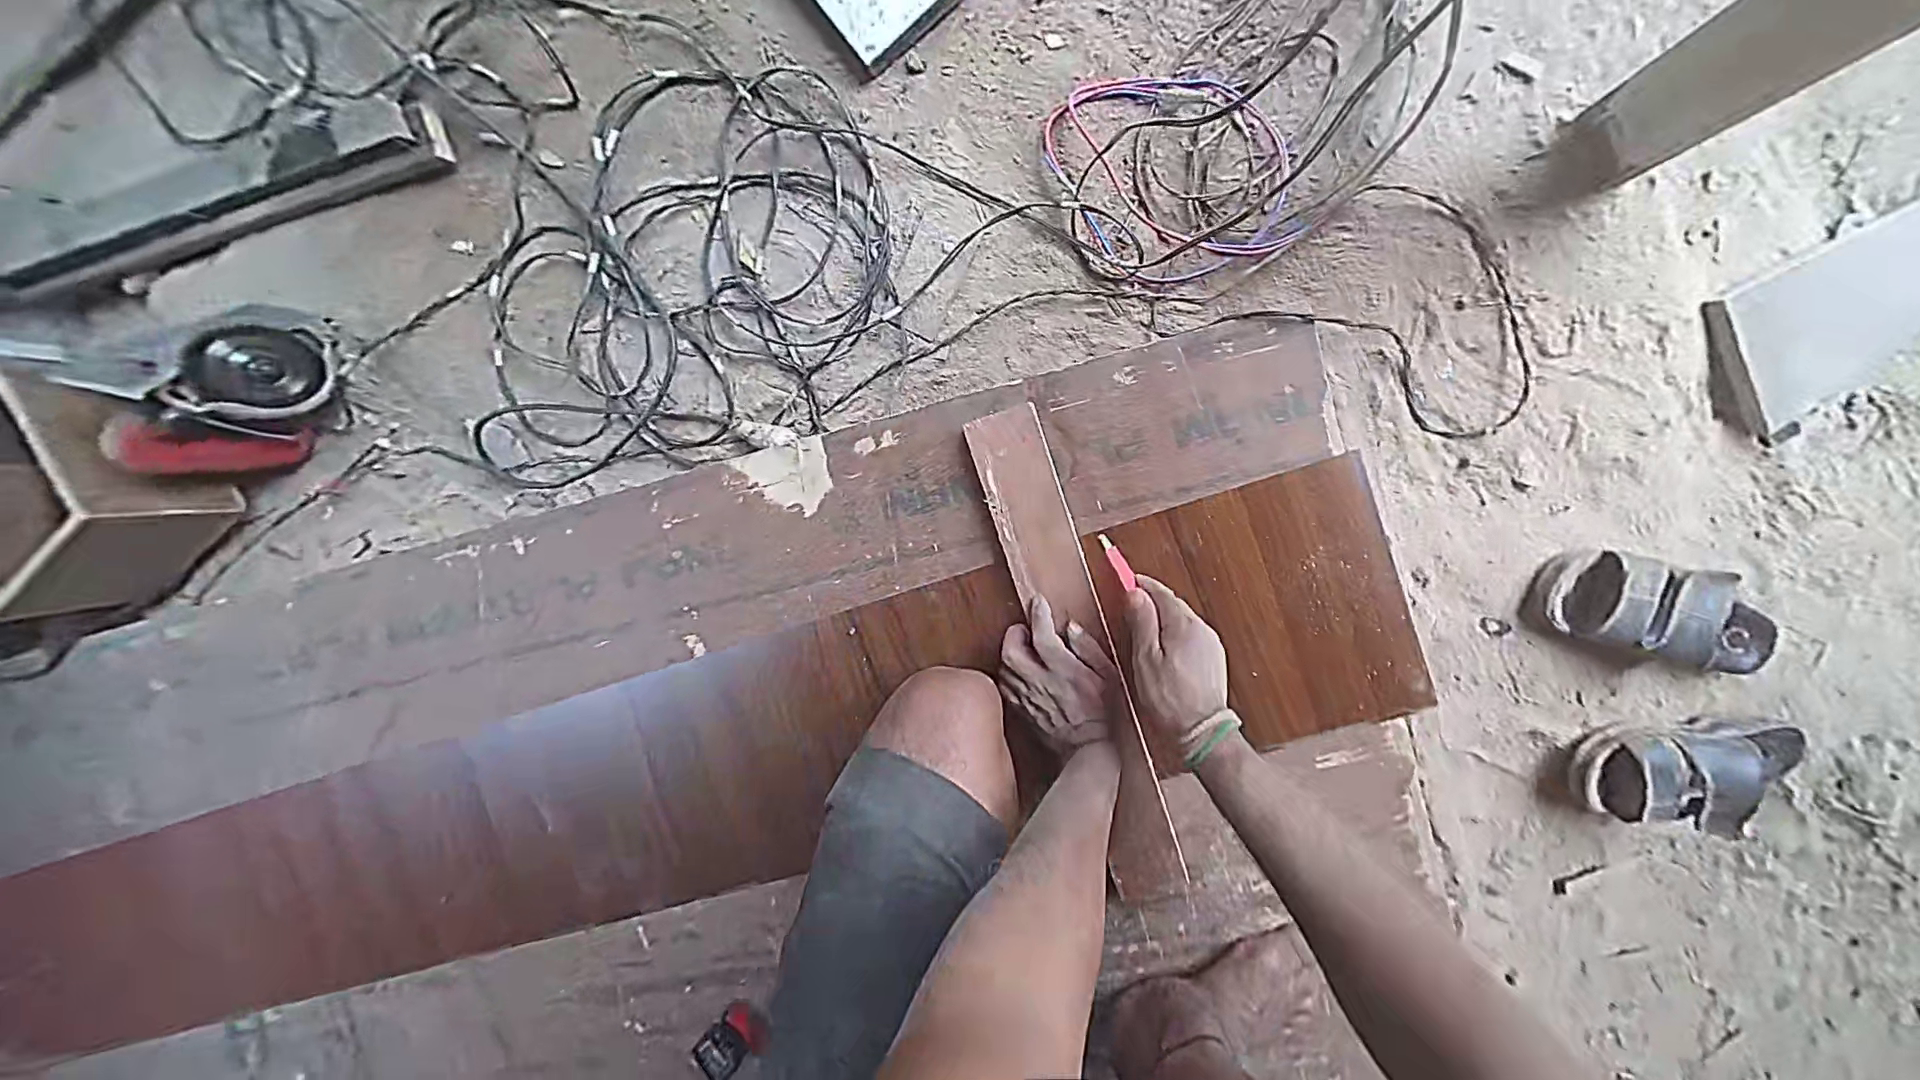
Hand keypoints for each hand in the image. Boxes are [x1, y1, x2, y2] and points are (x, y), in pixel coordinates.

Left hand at [998, 595, 1116, 752]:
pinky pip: (1005, 686)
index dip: (1038, 615)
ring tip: (1025, 649)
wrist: (1090, 751)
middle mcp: (1042, 684)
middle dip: (1014, 632)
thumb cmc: (1105, 713)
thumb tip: (1071, 628)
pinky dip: (1008, 673)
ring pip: (1004, 667)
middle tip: (1026, 629)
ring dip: (1010, 652)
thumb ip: (1089, 650)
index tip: (1039, 602)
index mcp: (1066, 672)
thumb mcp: (1110, 677)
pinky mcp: (1021, 710)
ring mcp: (1028, 698)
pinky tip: (1021, 671)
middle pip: (1011, 651)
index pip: (1043, 637)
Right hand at [1125, 575, 1228, 743]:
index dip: (1140, 583)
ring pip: (1181, 619)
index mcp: (1184, 624)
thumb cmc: (1170, 699)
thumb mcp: (1145, 658)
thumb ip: (1141, 622)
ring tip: (1142, 630)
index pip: (1160, 591)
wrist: (1202, 731)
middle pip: (1172, 603)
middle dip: (1151, 600)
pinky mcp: (1213, 657)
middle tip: (1129, 604)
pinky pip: (1190, 635)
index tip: (1124, 575)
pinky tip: (1162, 648)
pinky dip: (1174, 633)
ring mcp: (1210, 643)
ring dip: (1162, 618)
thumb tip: (1135, 594)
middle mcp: (1202, 628)